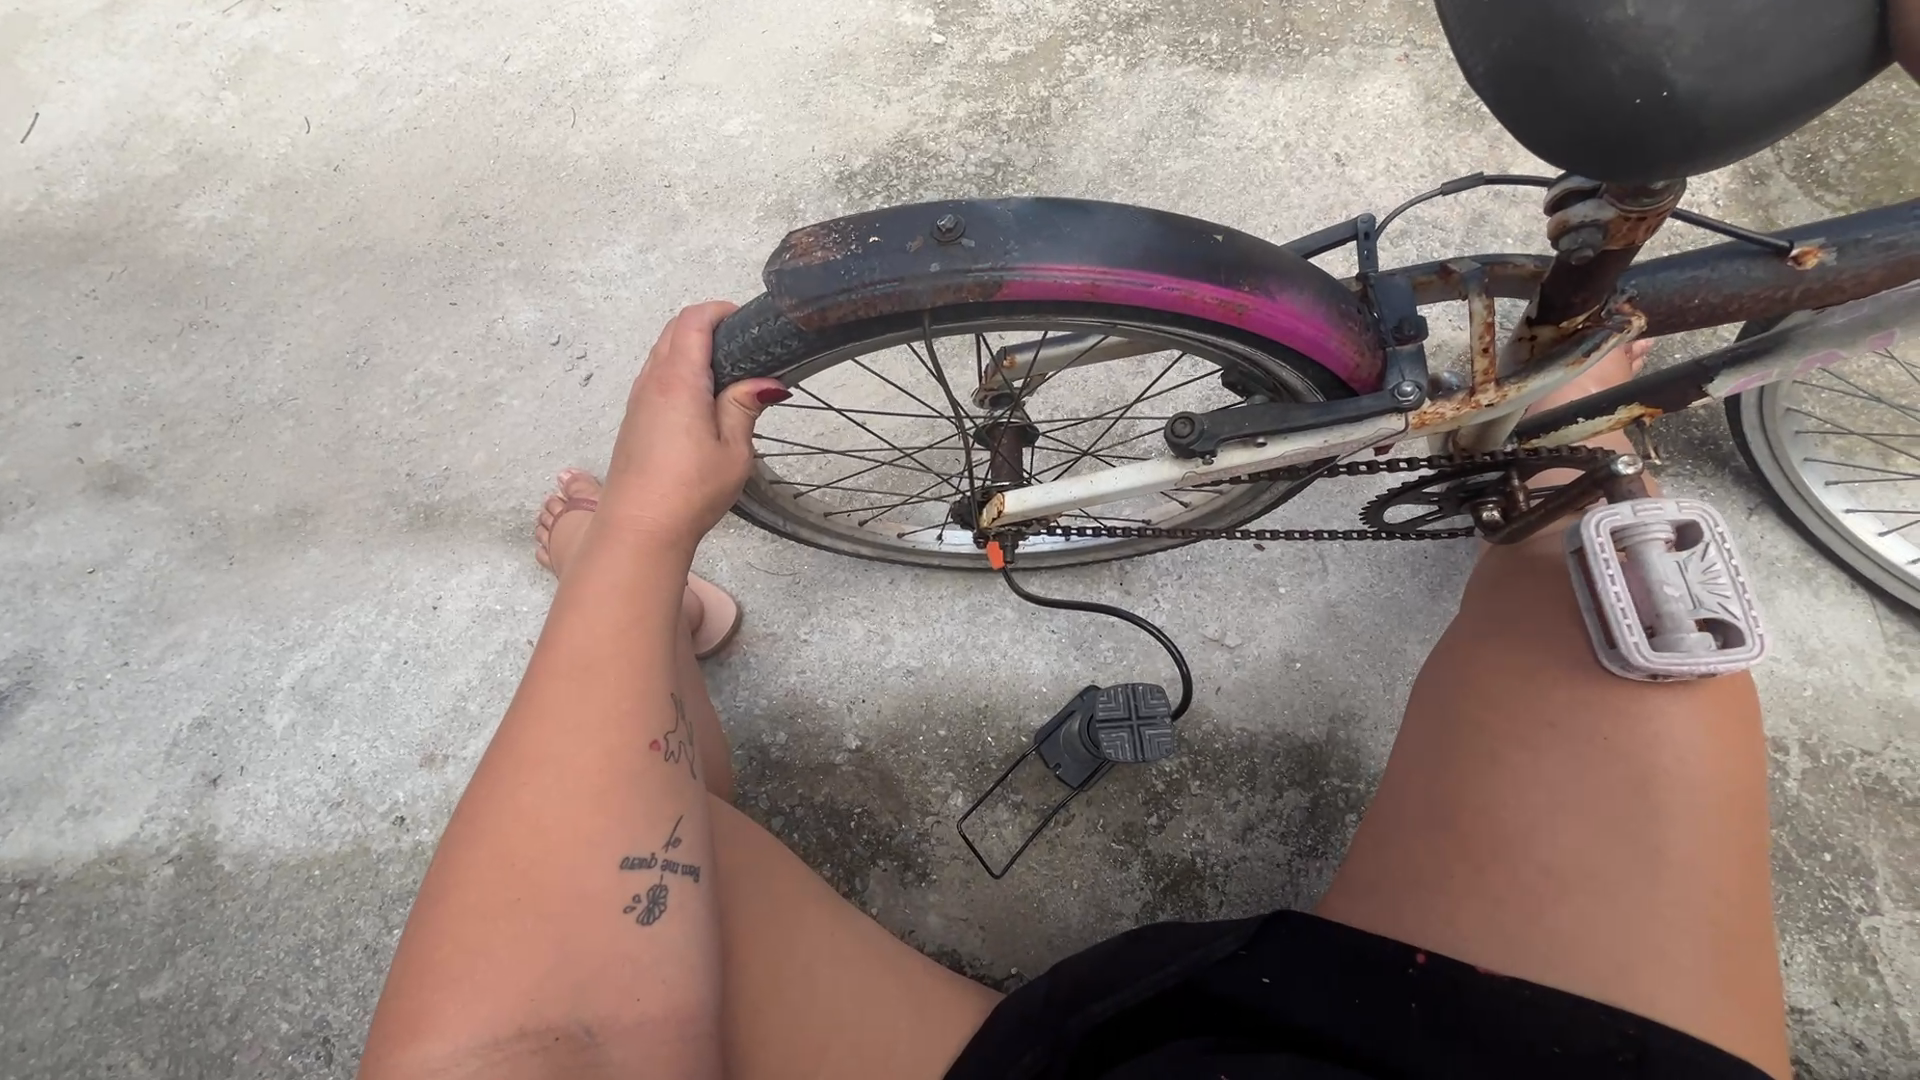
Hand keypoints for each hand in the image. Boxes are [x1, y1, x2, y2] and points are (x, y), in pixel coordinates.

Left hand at [595, 301, 787, 555]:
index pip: (693, 322)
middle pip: (673, 330)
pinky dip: (678, 368)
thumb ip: (745, 406)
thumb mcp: (733, 450)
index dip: (719, 310)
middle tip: (742, 341)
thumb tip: (765, 380)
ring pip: (661, 352)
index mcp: (679, 380)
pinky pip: (655, 376)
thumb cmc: (690, 490)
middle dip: (705, 324)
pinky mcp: (634, 419)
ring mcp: (638, 400)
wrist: (640, 527)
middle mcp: (652, 381)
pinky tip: (701, 395)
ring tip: (727, 367)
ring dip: (689, 346)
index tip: (746, 318)